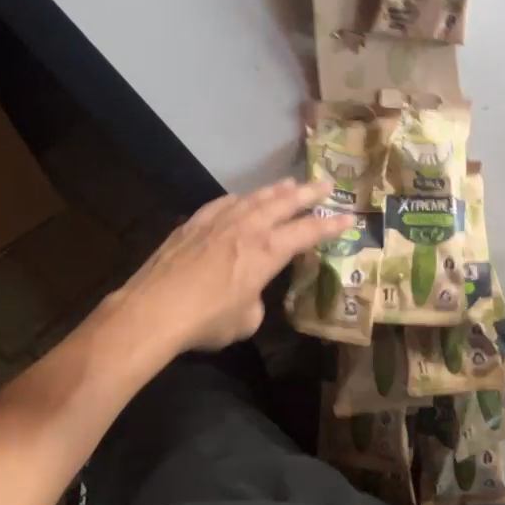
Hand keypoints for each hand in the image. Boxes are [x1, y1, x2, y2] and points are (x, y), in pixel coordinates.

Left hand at [116, 179, 352, 352]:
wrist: (154, 309)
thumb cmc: (206, 321)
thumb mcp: (245, 320)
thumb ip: (255, 301)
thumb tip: (249, 293)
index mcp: (268, 251)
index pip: (308, 232)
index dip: (331, 225)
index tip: (349, 217)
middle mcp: (248, 227)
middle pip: (285, 203)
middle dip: (308, 193)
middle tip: (326, 183)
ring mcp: (218, 221)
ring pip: (254, 197)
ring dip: (275, 190)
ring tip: (289, 183)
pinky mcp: (193, 223)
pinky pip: (223, 202)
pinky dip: (239, 198)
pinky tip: (240, 197)